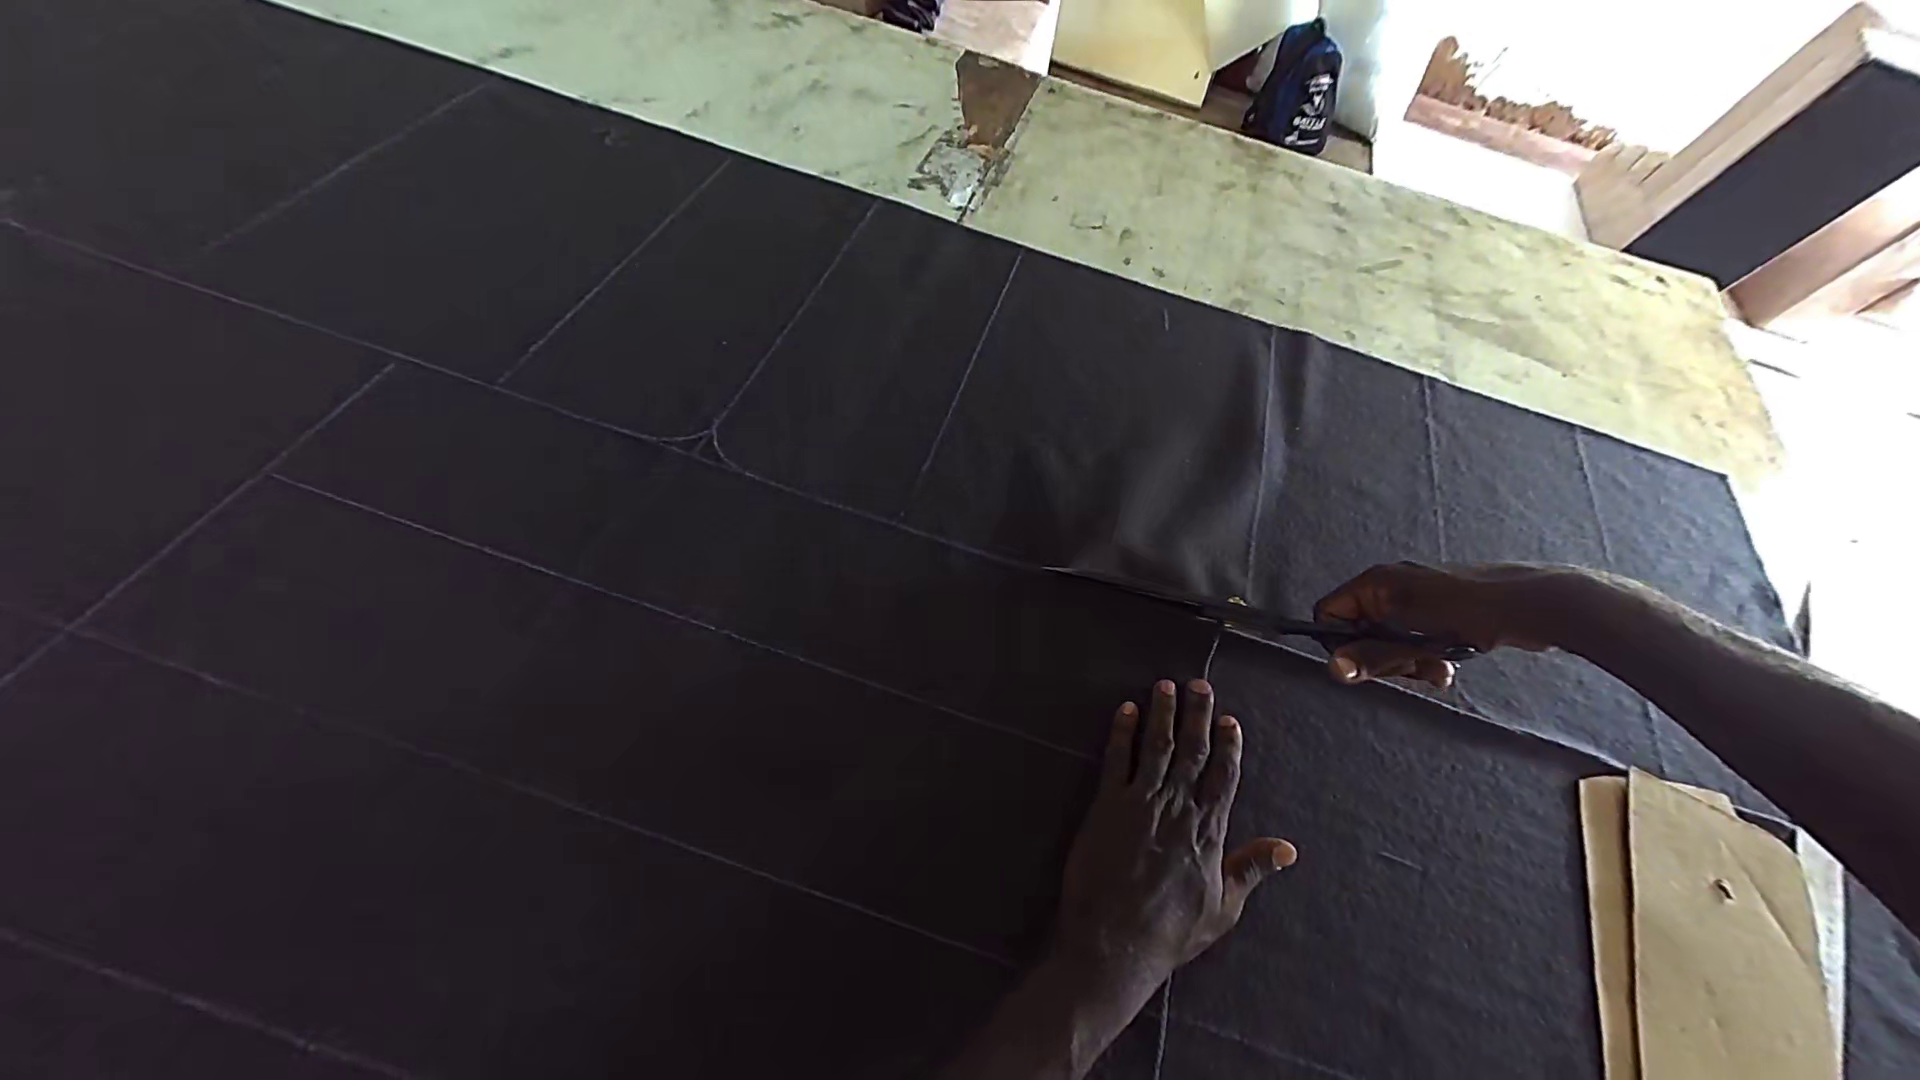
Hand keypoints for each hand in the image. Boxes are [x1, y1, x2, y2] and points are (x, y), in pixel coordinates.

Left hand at [1054, 679, 1294, 989]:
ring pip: (1156, 748)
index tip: (1230, 719)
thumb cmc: (1170, 930)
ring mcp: (1141, 804)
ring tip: (1165, 685)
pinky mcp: (1107, 805)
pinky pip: (1116, 759)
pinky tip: (1126, 709)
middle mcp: (1177, 810)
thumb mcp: (1223, 908)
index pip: (1222, 777)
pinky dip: (1121, 732)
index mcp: (1207, 832)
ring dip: (1162, 714)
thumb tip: (1288, 848)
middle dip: (1196, 715)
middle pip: (1191, 752)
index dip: (1228, 745)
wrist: (1115, 942)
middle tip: (1199, 684)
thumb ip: (1252, 870)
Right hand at [1312, 562, 1582, 687]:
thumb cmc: (1473, 611)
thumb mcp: (1413, 639)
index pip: (1329, 613)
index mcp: (1374, 583)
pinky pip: (1413, 637)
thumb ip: (1371, 655)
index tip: (1363, 662)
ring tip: (1432, 669)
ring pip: (1387, 638)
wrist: (1541, 604)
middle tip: (1406, 668)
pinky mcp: (1439, 611)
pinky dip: (1423, 655)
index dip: (1338, 641)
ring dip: (1405, 661)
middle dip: (1380, 656)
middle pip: (1358, 629)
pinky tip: (1445, 666)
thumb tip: (1333, 668)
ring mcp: (1415, 598)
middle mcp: (1389, 586)